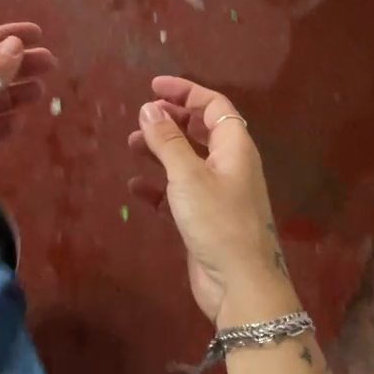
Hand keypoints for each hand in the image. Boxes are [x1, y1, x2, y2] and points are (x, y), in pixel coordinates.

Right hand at [128, 76, 294, 325]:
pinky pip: (179, 190)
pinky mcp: (205, 218)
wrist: (241, 286)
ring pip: (187, 158)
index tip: (154, 87)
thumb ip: (167, 140)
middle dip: (171, 119)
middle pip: (201, 129)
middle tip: (142, 117)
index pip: (213, 105)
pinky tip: (135, 187)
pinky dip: (158, 184)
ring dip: (161, 149)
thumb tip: (149, 108)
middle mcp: (230, 165)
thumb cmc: (218, 222)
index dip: (185, 92)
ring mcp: (219, 192)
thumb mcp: (188, 175)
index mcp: (235, 147)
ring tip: (132, 145)